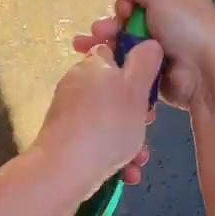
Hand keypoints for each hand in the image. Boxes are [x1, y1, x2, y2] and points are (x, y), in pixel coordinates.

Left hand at [35, 39, 164, 189]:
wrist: (65, 167)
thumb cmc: (107, 124)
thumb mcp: (136, 89)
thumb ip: (144, 63)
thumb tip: (148, 43)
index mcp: (92, 64)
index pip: (114, 52)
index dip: (136, 67)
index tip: (149, 89)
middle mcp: (77, 83)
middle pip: (115, 91)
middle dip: (137, 113)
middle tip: (146, 126)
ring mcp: (69, 110)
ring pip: (109, 119)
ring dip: (129, 140)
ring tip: (138, 160)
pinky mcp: (65, 135)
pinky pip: (97, 139)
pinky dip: (113, 154)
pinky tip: (126, 172)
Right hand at [72, 0, 214, 113]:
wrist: (207, 73)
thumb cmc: (187, 26)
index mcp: (172, 2)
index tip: (124, 7)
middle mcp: (166, 24)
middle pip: (128, 19)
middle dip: (111, 22)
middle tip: (101, 30)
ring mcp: (159, 50)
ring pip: (123, 41)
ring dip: (104, 41)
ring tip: (86, 45)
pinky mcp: (151, 73)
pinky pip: (127, 64)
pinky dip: (111, 62)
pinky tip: (93, 61)